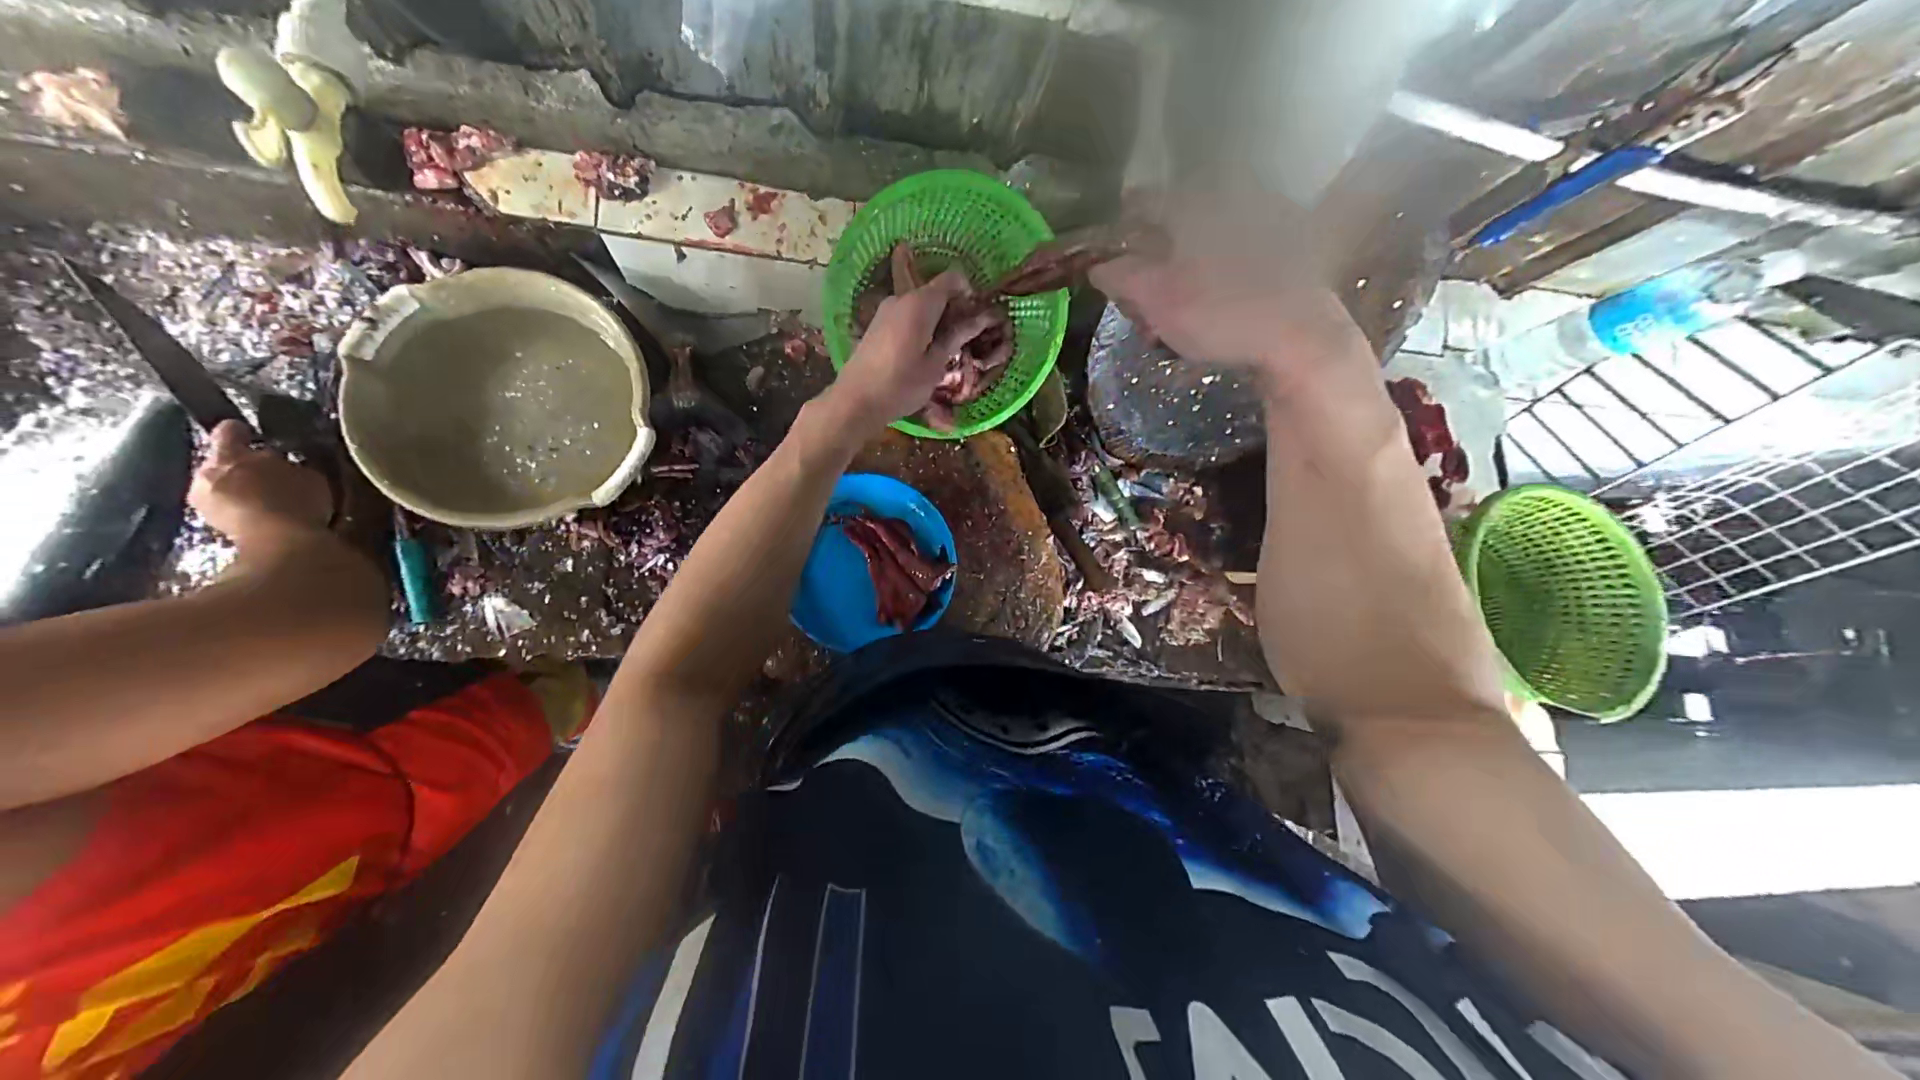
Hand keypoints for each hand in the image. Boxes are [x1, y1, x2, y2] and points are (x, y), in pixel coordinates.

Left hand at [189, 420, 333, 550]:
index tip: (252, 433)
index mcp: (229, 454)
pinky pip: (227, 507)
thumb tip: (280, 463)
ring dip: (238, 487)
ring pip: (220, 485)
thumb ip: (288, 465)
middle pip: (220, 461)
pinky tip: (262, 514)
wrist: (280, 544)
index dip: (241, 431)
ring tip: (264, 495)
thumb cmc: (296, 502)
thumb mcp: (307, 475)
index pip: (228, 432)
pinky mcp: (212, 525)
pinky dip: (241, 508)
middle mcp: (207, 472)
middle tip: (264, 471)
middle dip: (238, 464)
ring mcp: (204, 500)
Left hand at [828, 269, 1002, 431]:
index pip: (952, 278)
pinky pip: (906, 315)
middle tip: (964, 338)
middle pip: (935, 291)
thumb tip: (980, 318)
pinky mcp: (877, 323)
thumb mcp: (935, 364)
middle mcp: (901, 297)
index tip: (975, 316)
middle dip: (953, 308)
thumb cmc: (901, 385)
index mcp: (920, 303)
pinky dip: (919, 326)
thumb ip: (957, 336)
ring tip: (943, 350)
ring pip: (920, 305)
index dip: (968, 292)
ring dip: (936, 320)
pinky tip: (921, 352)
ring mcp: (886, 310)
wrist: (855, 401)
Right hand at [1089, 194, 1376, 403]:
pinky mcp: (1288, 254)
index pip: (1144, 201)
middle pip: (1174, 226)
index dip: (1117, 227)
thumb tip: (1099, 266)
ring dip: (1177, 278)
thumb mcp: (1155, 298)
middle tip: (1136, 302)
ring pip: (1202, 247)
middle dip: (1148, 263)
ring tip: (1166, 320)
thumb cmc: (1220, 312)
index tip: (1104, 253)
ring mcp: (1266, 224)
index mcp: (1199, 202)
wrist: (1302, 339)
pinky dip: (1208, 282)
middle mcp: (1234, 199)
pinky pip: (1231, 261)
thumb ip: (1120, 276)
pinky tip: (1204, 314)